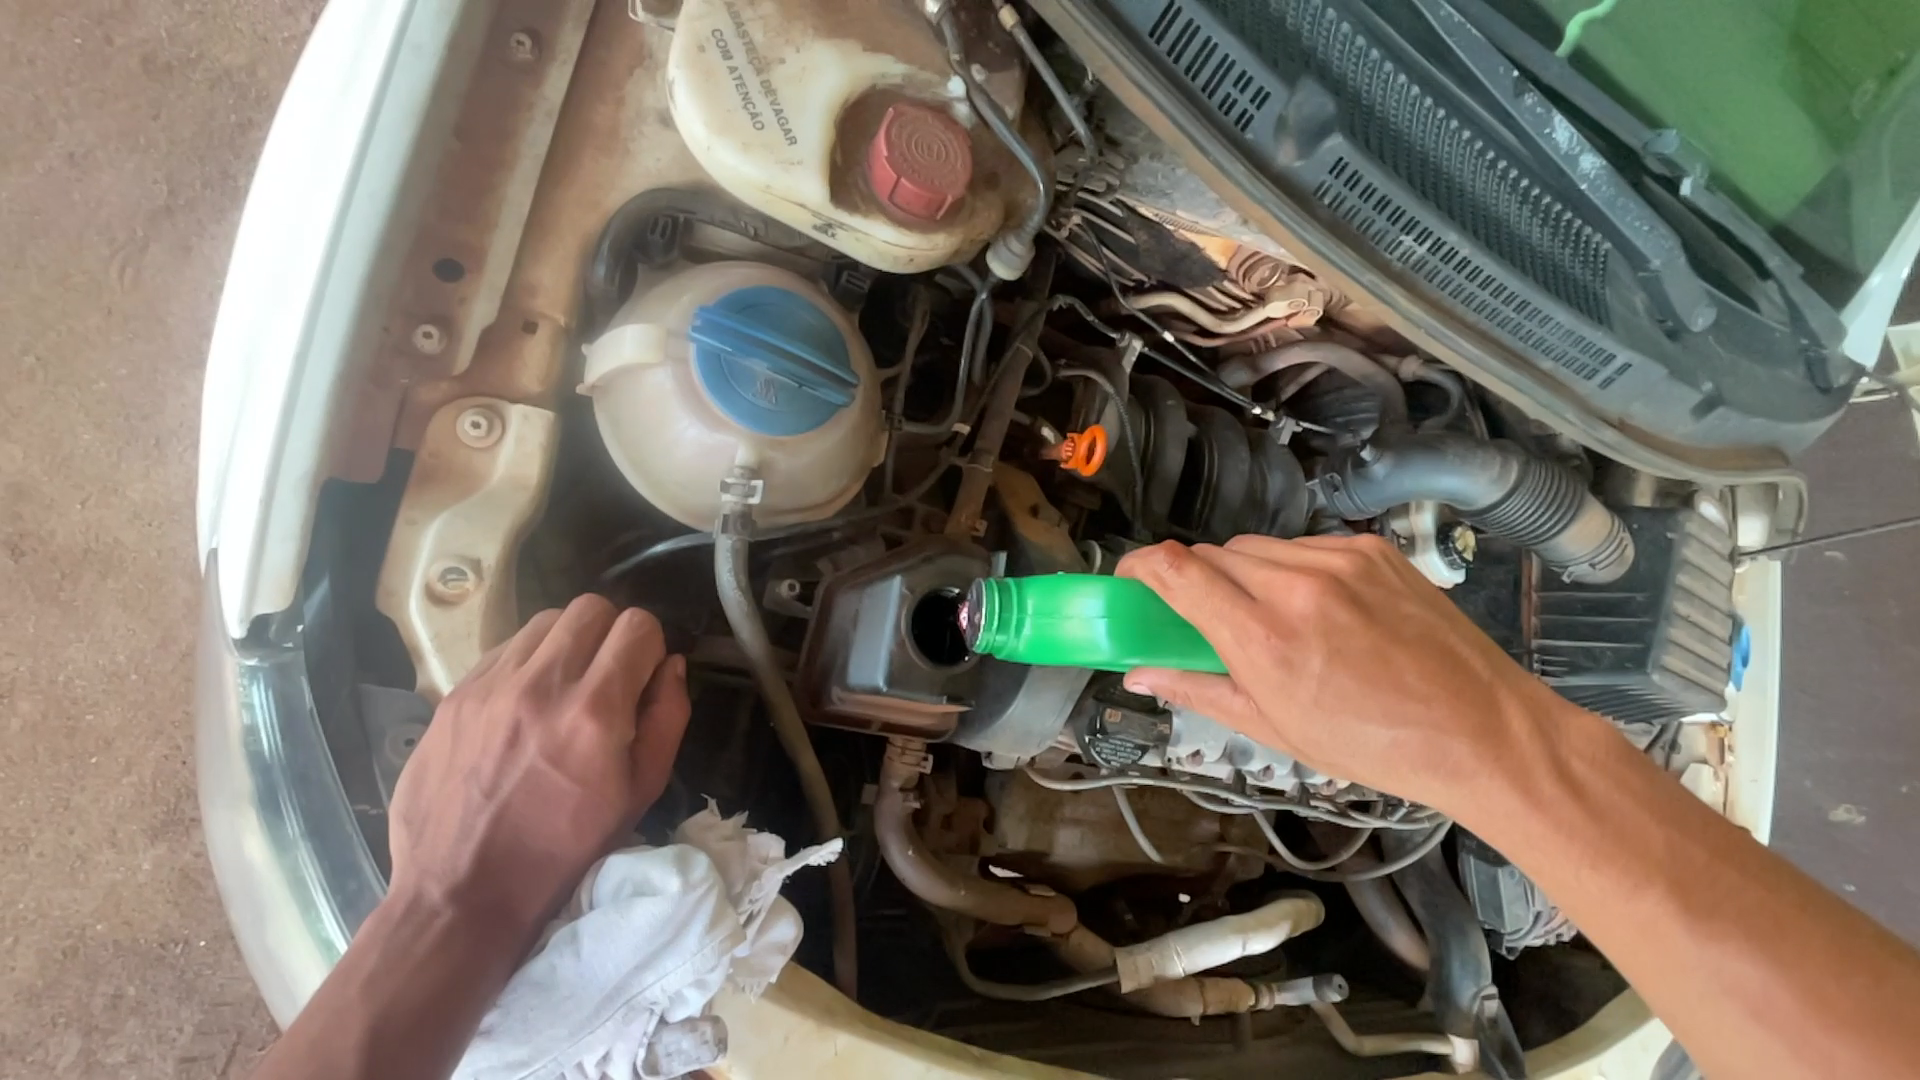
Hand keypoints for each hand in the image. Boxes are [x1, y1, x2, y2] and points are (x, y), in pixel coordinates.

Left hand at [387, 595, 691, 939]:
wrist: (462, 892)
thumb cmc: (566, 847)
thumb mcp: (642, 790)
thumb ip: (669, 716)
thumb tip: (672, 666)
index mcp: (596, 711)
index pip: (638, 626)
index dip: (651, 646)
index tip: (644, 676)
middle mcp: (542, 684)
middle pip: (592, 608)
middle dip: (612, 633)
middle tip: (609, 674)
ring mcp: (490, 686)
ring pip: (546, 621)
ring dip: (569, 642)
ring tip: (567, 685)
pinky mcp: (455, 695)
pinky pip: (505, 648)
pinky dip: (529, 660)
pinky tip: (527, 701)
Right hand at [1116, 534, 1582, 816]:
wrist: (1483, 731)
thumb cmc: (1372, 745)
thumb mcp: (1274, 728)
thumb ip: (1196, 689)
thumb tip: (1138, 673)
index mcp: (1263, 639)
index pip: (1176, 571)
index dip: (1140, 565)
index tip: (1129, 576)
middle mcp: (1295, 587)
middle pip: (1211, 554)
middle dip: (1194, 578)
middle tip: (1205, 614)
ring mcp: (1338, 561)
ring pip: (1255, 546)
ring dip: (1242, 572)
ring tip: (1266, 614)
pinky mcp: (1371, 549)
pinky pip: (1302, 545)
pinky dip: (1289, 568)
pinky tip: (1314, 604)